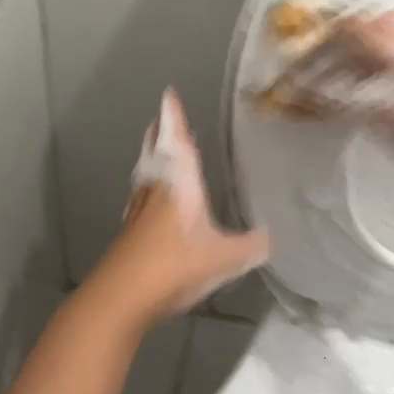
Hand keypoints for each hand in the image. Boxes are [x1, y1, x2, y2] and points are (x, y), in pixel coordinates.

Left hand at [89, 89, 269, 323]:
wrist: (122, 297)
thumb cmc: (174, 265)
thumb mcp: (223, 258)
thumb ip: (249, 247)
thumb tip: (270, 238)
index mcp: (179, 187)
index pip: (176, 144)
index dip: (173, 120)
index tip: (168, 96)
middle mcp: (156, 193)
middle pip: (156, 155)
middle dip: (159, 135)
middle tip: (160, 119)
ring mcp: (140, 214)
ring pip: (147, 177)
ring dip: (153, 161)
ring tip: (159, 152)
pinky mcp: (131, 235)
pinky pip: (144, 200)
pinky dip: (150, 190)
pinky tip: (153, 203)